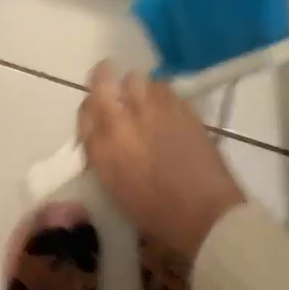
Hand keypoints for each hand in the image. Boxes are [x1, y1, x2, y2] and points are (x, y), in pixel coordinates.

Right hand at [79, 61, 246, 265]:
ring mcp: (148, 108)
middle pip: (101, 80)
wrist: (204, 212)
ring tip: (146, 100)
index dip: (92, 107)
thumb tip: (104, 132)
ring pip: (134, 77)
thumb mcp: (116, 188)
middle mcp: (119, 121)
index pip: (84, 110)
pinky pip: (161, 86)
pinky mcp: (176, 103)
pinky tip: (167, 109)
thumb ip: (104, 153)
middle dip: (105, 77)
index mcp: (101, 149)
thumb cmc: (158, 212)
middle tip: (113, 84)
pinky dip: (160, 94)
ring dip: (136, 87)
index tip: (100, 111)